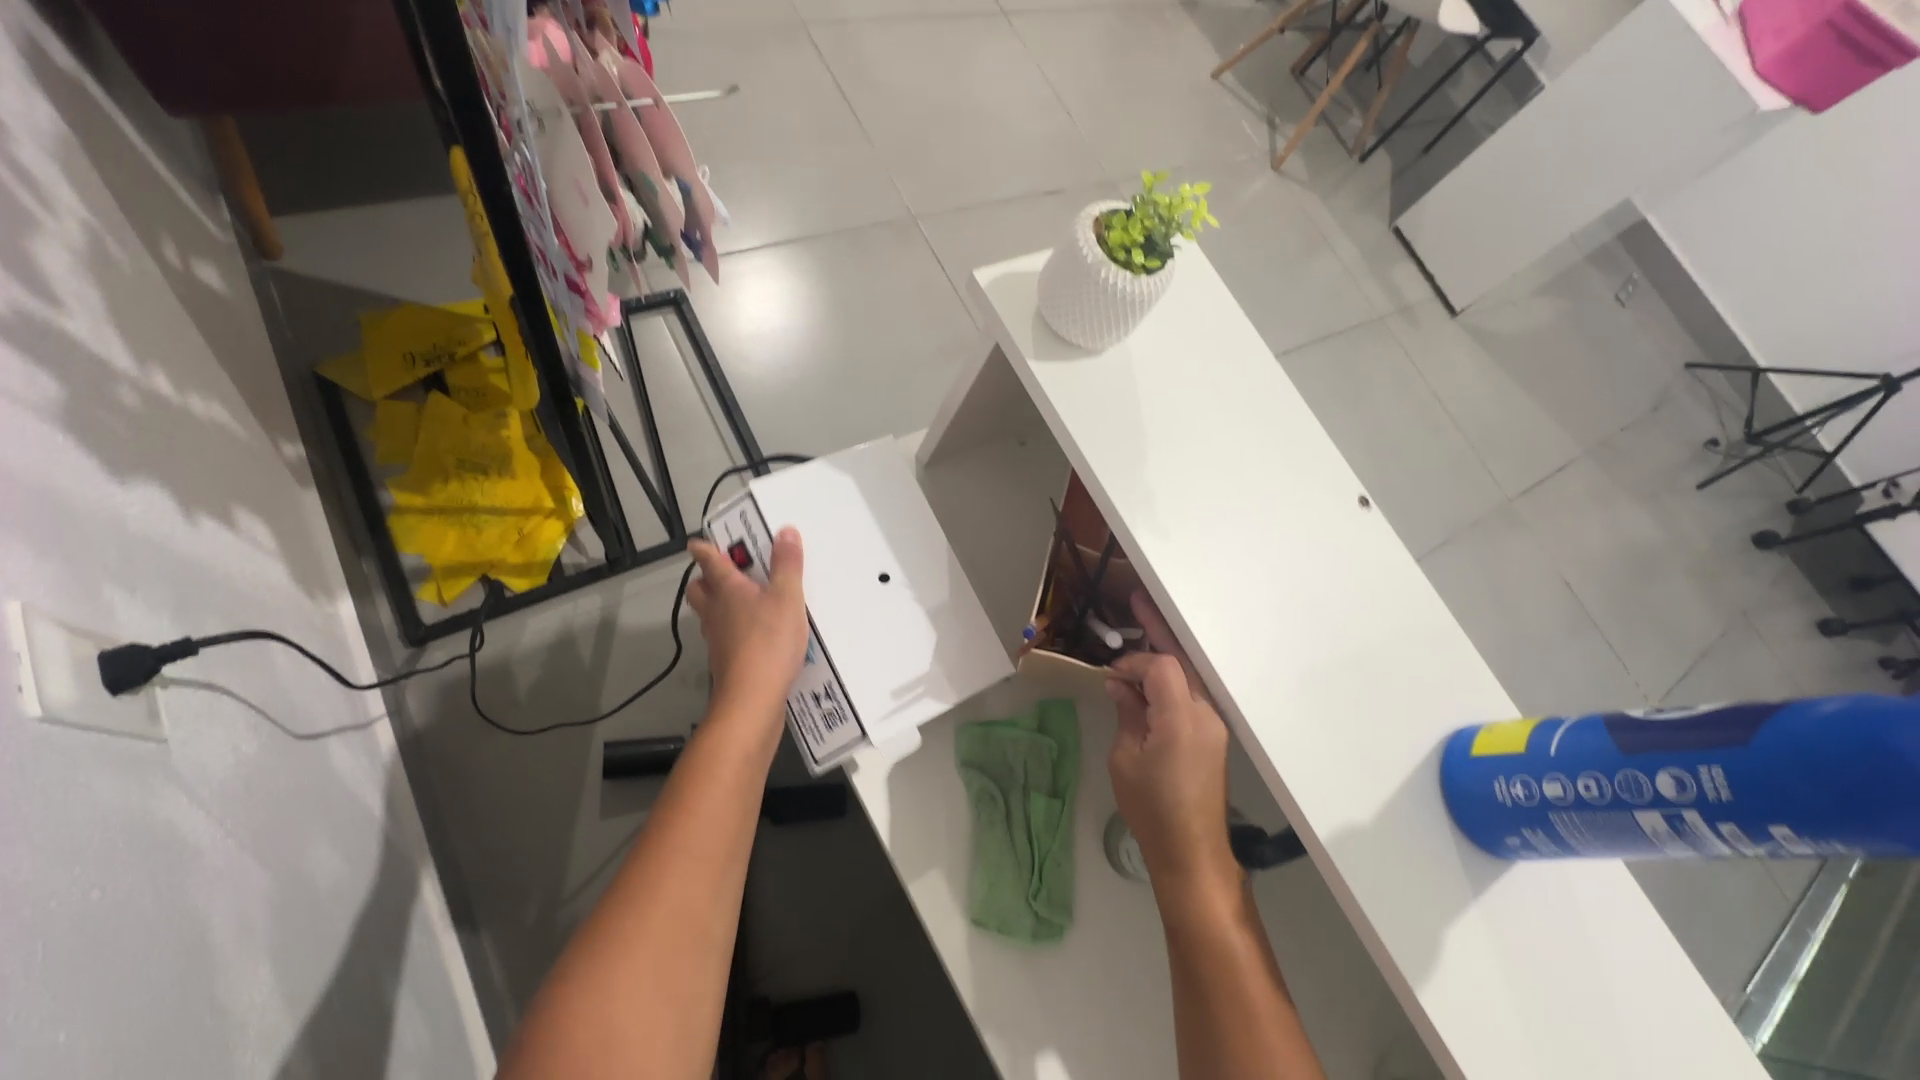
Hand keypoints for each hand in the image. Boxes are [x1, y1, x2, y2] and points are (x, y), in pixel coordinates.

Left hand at [686, 528, 807, 719]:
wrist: (752, 699)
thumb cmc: (768, 642)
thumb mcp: (787, 597)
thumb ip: (787, 565)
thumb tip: (784, 530)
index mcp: (727, 589)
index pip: (708, 561)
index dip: (704, 549)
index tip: (699, 543)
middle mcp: (715, 612)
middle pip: (699, 590)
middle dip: (706, 579)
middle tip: (727, 574)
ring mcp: (717, 640)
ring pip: (710, 615)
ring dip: (721, 606)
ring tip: (748, 603)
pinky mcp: (726, 662)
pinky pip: (725, 638)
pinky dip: (735, 631)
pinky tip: (757, 636)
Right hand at [1106, 590, 1239, 899]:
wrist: (1191, 851)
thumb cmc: (1152, 808)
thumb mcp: (1126, 759)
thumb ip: (1127, 714)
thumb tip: (1121, 686)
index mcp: (1182, 718)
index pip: (1162, 667)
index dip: (1135, 662)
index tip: (1111, 675)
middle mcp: (1205, 714)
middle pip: (1182, 662)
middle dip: (1159, 631)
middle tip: (1138, 602)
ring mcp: (1213, 726)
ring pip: (1188, 678)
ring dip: (1164, 658)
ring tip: (1143, 633)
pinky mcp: (1213, 738)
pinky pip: (1190, 697)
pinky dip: (1169, 684)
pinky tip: (1149, 684)